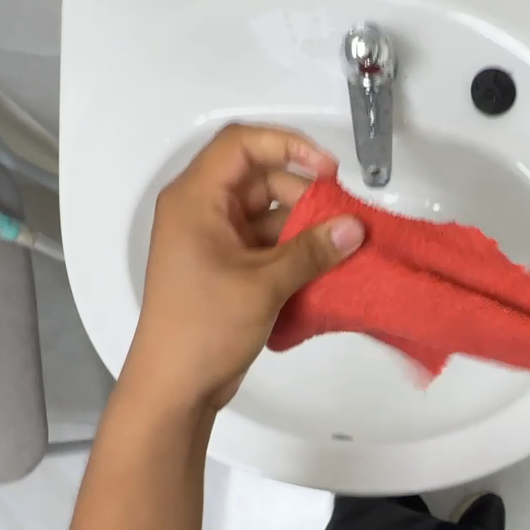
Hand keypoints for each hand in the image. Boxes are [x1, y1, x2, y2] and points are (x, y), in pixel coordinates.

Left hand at [123, 123, 366, 410]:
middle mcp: (202, 213)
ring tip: (339, 249)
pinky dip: (294, 255)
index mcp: (196, 200)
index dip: (288, 146)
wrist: (177, 384)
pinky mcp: (228, 272)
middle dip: (303, 196)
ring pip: (267, 218)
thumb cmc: (202, 329)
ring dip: (303, 231)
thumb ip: (311, 252)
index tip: (327, 170)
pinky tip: (323, 270)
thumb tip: (352, 229)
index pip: (242, 146)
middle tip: (341, 219)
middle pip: (260, 181)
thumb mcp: (263, 285)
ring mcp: (215, 244)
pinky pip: (267, 248)